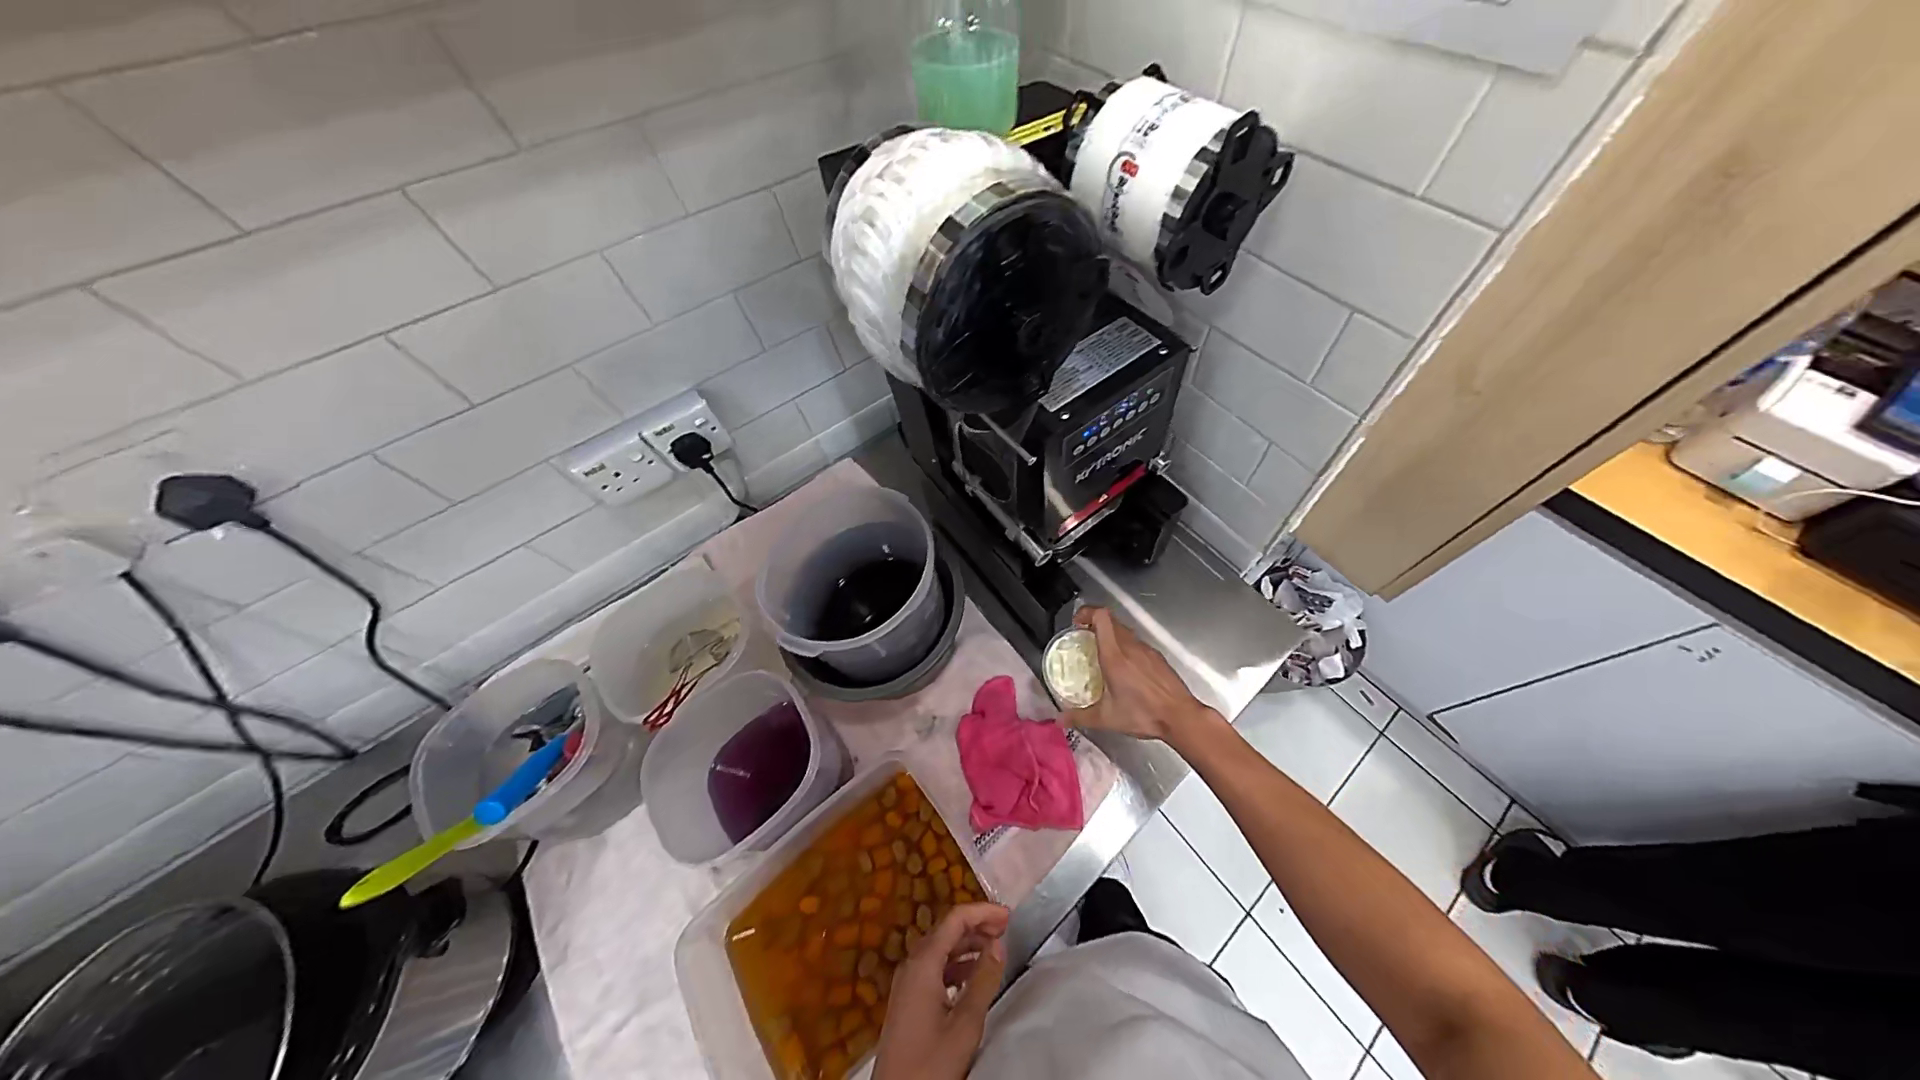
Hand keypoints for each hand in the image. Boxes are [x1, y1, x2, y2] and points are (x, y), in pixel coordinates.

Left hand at [872, 903, 1008, 1079]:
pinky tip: (973, 975)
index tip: (1008, 915)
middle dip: (977, 925)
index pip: (954, 919)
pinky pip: (935, 968)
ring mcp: (907, 982)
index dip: (982, 912)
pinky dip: (957, 964)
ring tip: (995, 949)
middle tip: (1006, 929)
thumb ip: (983, 980)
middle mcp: (912, 965)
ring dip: (968, 944)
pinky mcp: (908, 1000)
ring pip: (940, 949)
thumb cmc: (931, 1063)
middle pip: (946, 930)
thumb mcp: (965, 1024)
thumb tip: (998, 945)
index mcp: (923, 962)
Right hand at [1066, 606, 1220, 742]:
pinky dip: (1125, 647)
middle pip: (1111, 620)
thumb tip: (1060, 720)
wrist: (1181, 717)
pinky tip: (1124, 668)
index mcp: (1115, 656)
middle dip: (1094, 624)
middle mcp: (1131, 647)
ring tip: (1102, 654)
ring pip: (1125, 631)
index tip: (1077, 623)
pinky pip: (1137, 643)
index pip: (1101, 617)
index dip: (1086, 613)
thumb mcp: (1107, 719)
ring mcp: (1146, 650)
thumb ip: (1080, 717)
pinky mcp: (1157, 657)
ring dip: (1110, 635)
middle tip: (1084, 639)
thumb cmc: (1145, 714)